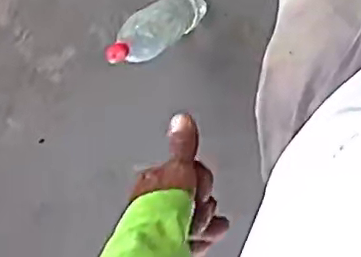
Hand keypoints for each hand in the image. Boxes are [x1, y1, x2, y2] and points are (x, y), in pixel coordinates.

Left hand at [128, 113, 230, 253]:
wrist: (159, 240)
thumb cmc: (163, 207)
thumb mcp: (178, 167)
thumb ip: (183, 145)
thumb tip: (181, 118)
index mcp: (152, 181)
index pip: (186, 169)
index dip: (200, 176)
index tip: (199, 185)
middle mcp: (154, 203)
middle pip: (191, 191)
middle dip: (202, 196)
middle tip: (199, 204)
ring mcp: (162, 223)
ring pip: (193, 211)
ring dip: (205, 214)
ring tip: (202, 224)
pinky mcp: (170, 241)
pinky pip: (192, 231)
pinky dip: (204, 230)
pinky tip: (208, 233)